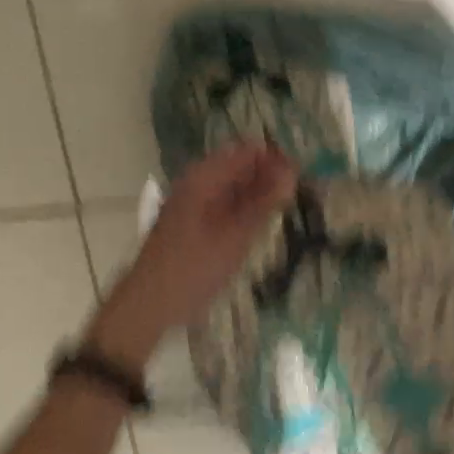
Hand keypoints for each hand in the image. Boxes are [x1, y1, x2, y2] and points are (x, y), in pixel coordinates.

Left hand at [89, 145, 296, 369]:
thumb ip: (264, 202)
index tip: (302, 177)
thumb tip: (291, 172)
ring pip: (231, 189)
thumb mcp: (235, 236)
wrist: (150, 303)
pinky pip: (222, 207)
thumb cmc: (194, 268)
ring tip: (283, 212)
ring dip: (257, 196)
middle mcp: (195, 183)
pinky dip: (242, 212)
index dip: (276, 159)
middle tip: (297, 197)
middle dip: (268, 177)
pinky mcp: (190, 225)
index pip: (248, 151)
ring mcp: (191, 204)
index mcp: (204, 178)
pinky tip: (258, 229)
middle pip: (239, 167)